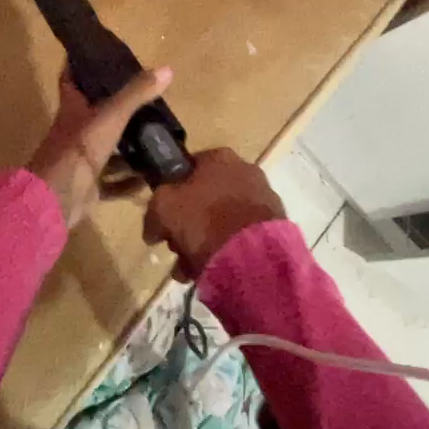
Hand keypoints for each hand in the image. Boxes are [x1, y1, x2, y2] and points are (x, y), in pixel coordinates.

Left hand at [26, 65, 172, 226]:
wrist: (57, 198)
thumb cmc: (79, 148)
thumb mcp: (110, 116)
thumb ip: (136, 94)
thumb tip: (166, 69)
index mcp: (73, 108)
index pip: (72, 78)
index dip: (80, 63)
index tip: (97, 52)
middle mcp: (76, 130)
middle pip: (96, 113)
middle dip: (118, 105)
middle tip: (146, 96)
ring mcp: (82, 159)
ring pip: (108, 148)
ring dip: (129, 145)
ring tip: (157, 136)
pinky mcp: (90, 186)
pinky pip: (114, 181)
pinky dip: (131, 180)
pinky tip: (152, 177)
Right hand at [143, 148, 284, 279]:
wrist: (253, 257)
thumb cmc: (204, 219)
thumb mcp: (163, 208)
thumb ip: (153, 212)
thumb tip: (153, 230)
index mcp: (219, 156)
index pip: (187, 168)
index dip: (171, 193)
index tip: (164, 217)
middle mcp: (246, 170)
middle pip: (206, 197)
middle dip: (188, 223)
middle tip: (176, 245)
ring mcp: (264, 199)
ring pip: (223, 219)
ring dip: (204, 241)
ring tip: (190, 268)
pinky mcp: (276, 227)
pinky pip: (240, 236)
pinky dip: (226, 250)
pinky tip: (211, 271)